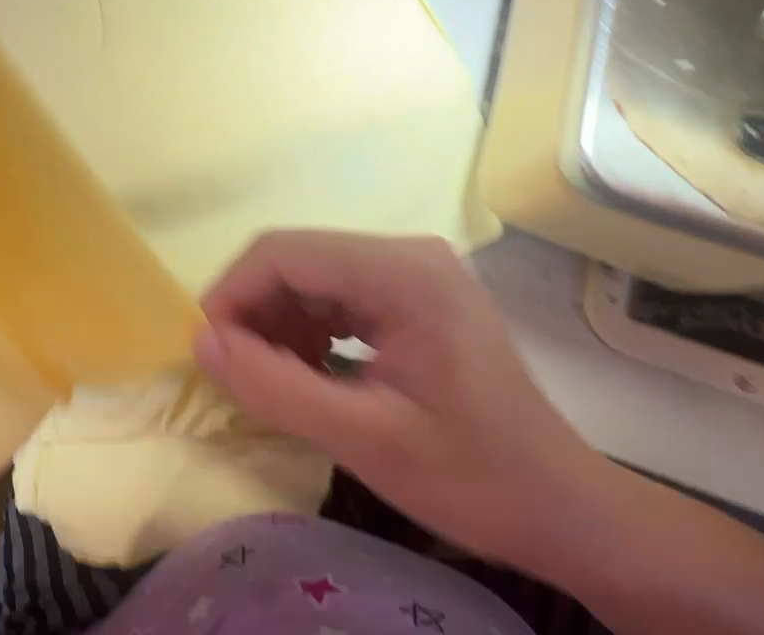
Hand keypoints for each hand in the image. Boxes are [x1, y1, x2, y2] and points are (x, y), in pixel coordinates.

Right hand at [193, 231, 613, 571]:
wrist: (564, 509)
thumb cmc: (474, 478)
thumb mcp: (366, 440)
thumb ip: (276, 388)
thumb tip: (199, 344)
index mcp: (402, 273)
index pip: (284, 253)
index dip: (232, 296)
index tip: (208, 353)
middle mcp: (405, 255)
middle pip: (295, 261)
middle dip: (252, 312)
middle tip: (234, 373)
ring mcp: (411, 274)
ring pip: (308, 278)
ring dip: (275, 324)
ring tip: (270, 380)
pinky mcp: (411, 297)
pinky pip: (333, 297)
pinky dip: (304, 331)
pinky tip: (304, 374)